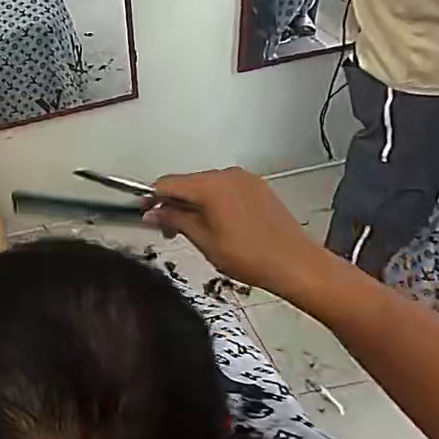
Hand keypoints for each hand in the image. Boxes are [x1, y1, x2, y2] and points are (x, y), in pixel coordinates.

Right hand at [143, 168, 327, 297]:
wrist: (293, 263)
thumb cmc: (253, 256)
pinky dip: (215, 202)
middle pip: (188, 183)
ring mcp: (245, 180)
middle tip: (167, 227)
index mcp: (211, 186)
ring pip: (207, 186)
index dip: (152, 198)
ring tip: (193, 231)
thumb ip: (175, 220)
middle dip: (174, 202)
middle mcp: (228, 176)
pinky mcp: (257, 188)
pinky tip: (215, 225)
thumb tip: (155, 213)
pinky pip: (226, 189)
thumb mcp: (204, 241)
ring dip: (195, 203)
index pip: (168, 183)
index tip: (145, 211)